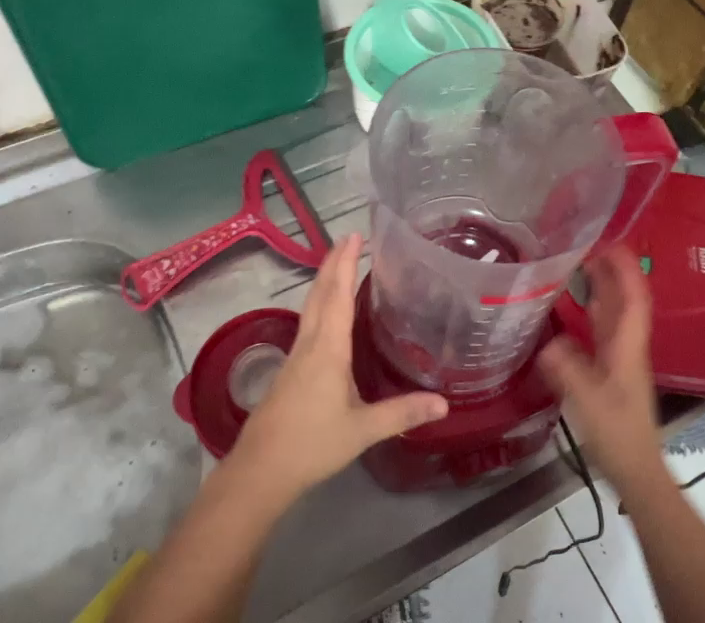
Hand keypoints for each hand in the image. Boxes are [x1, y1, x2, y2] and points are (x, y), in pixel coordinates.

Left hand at [225, 233, 448, 496]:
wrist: (261, 469)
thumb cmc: (311, 444)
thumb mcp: (362, 430)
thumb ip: (402, 414)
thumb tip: (443, 403)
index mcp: (327, 349)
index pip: (337, 295)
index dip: (345, 264)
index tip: (354, 236)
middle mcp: (309, 344)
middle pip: (319, 294)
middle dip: (333, 264)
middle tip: (349, 239)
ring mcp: (296, 357)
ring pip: (310, 308)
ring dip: (324, 282)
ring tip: (339, 267)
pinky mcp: (290, 372)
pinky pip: (308, 325)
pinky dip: (320, 306)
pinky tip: (328, 316)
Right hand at [538, 246, 669, 493]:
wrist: (636, 469)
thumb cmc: (618, 435)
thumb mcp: (588, 402)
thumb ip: (569, 372)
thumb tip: (547, 343)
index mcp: (628, 347)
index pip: (633, 299)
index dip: (625, 269)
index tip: (611, 241)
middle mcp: (627, 346)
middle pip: (624, 300)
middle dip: (611, 270)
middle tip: (587, 243)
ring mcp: (621, 358)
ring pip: (615, 313)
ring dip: (604, 287)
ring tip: (581, 264)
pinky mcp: (612, 371)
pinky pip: (604, 330)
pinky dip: (593, 310)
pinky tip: (575, 307)